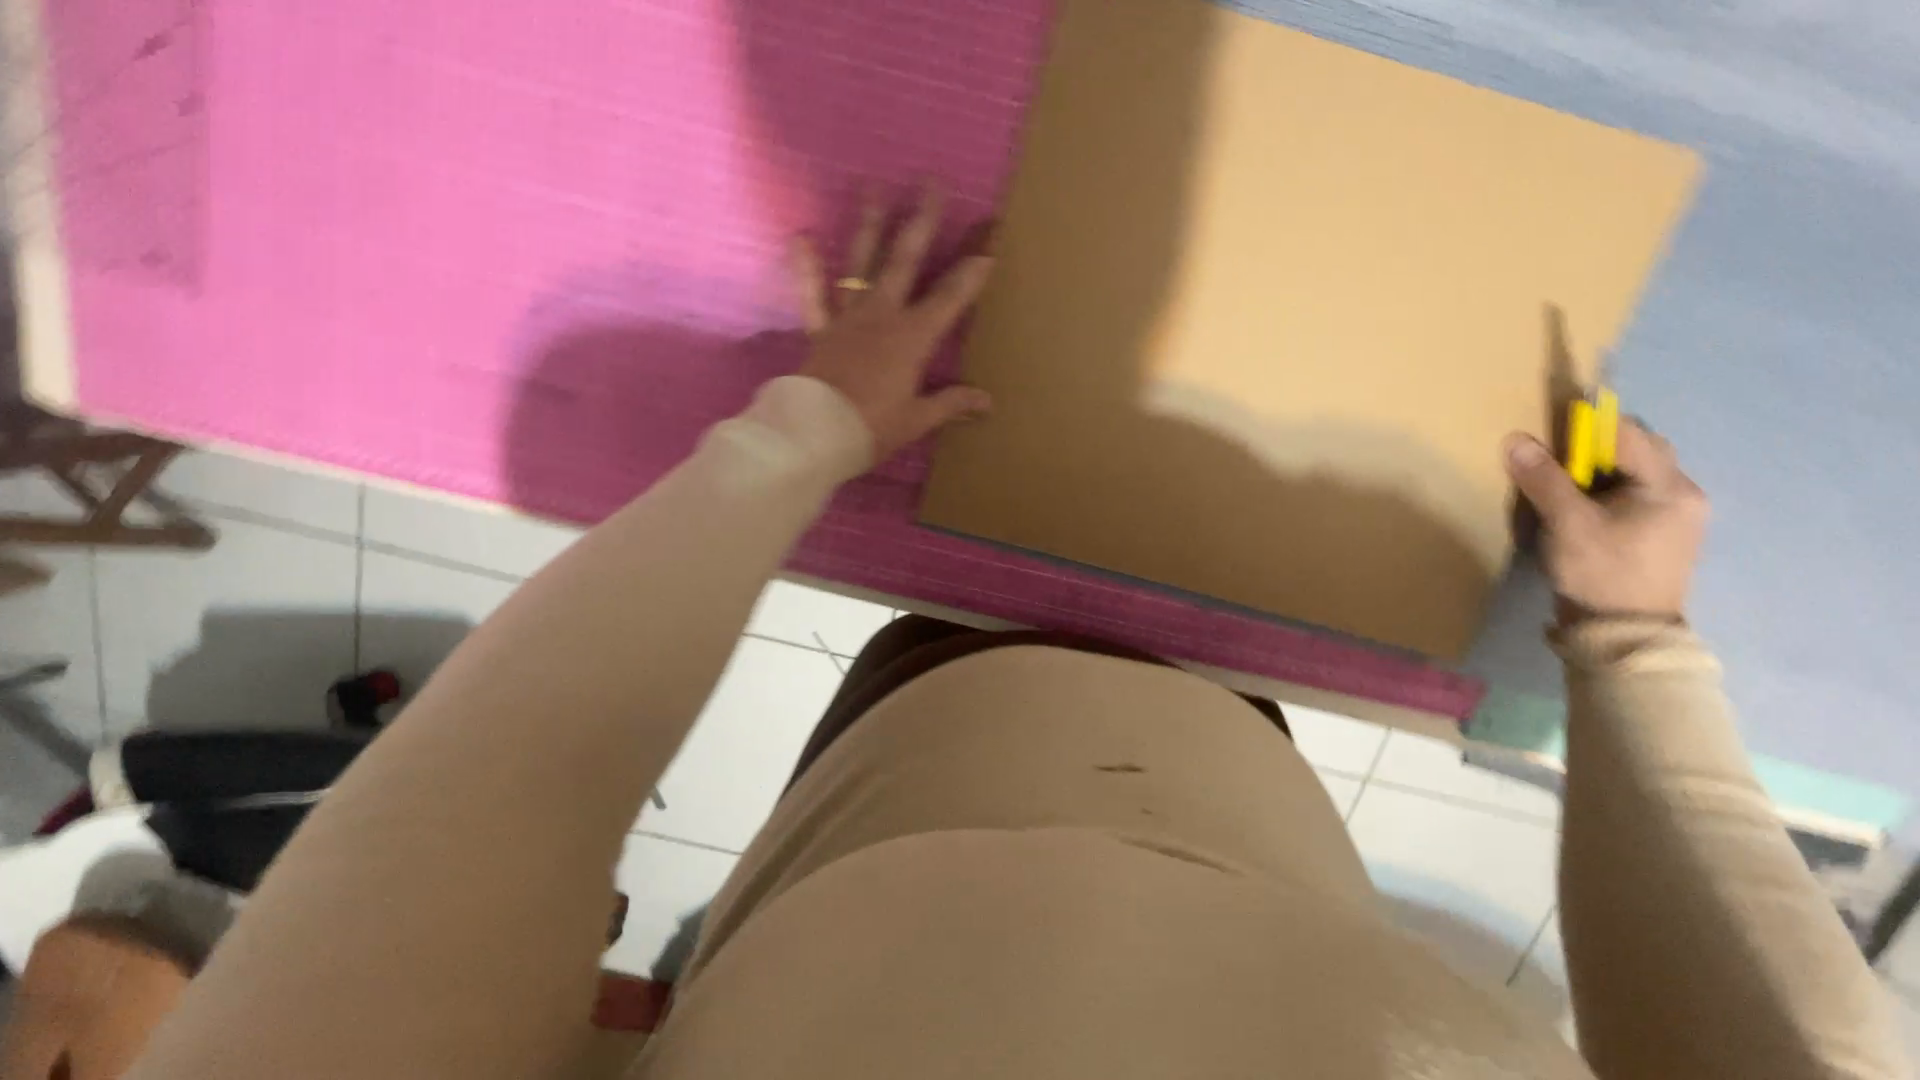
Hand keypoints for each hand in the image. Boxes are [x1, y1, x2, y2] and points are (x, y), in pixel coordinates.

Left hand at [792, 189, 995, 461]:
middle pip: (905, 261)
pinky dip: (807, 267)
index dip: (971, 274)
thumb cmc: (872, 428)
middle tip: (932, 183)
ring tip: (874, 187)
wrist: (816, 434)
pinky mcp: (821, 329)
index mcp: (913, 338)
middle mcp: (883, 315)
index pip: (950, 299)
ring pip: (862, 263)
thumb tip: (987, 401)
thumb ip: (951, 404)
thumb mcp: (917, 419)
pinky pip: (813, 293)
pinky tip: (802, 236)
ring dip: (870, 225)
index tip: (987, 246)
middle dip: (922, 222)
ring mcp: (849, 317)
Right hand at [1502, 420, 1708, 623]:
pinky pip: (1640, 493)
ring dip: (1606, 468)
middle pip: (1642, 449)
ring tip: (1570, 482)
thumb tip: (1516, 440)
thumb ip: (1544, 480)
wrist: (1623, 633)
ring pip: (1641, 471)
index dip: (1590, 425)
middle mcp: (1684, 494)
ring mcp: (1680, 516)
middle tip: (1560, 457)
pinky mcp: (1665, 534)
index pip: (1629, 434)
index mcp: (1669, 487)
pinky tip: (1588, 505)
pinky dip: (1612, 488)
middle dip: (1600, 445)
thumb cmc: (1601, 573)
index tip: (1554, 426)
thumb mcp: (1567, 523)